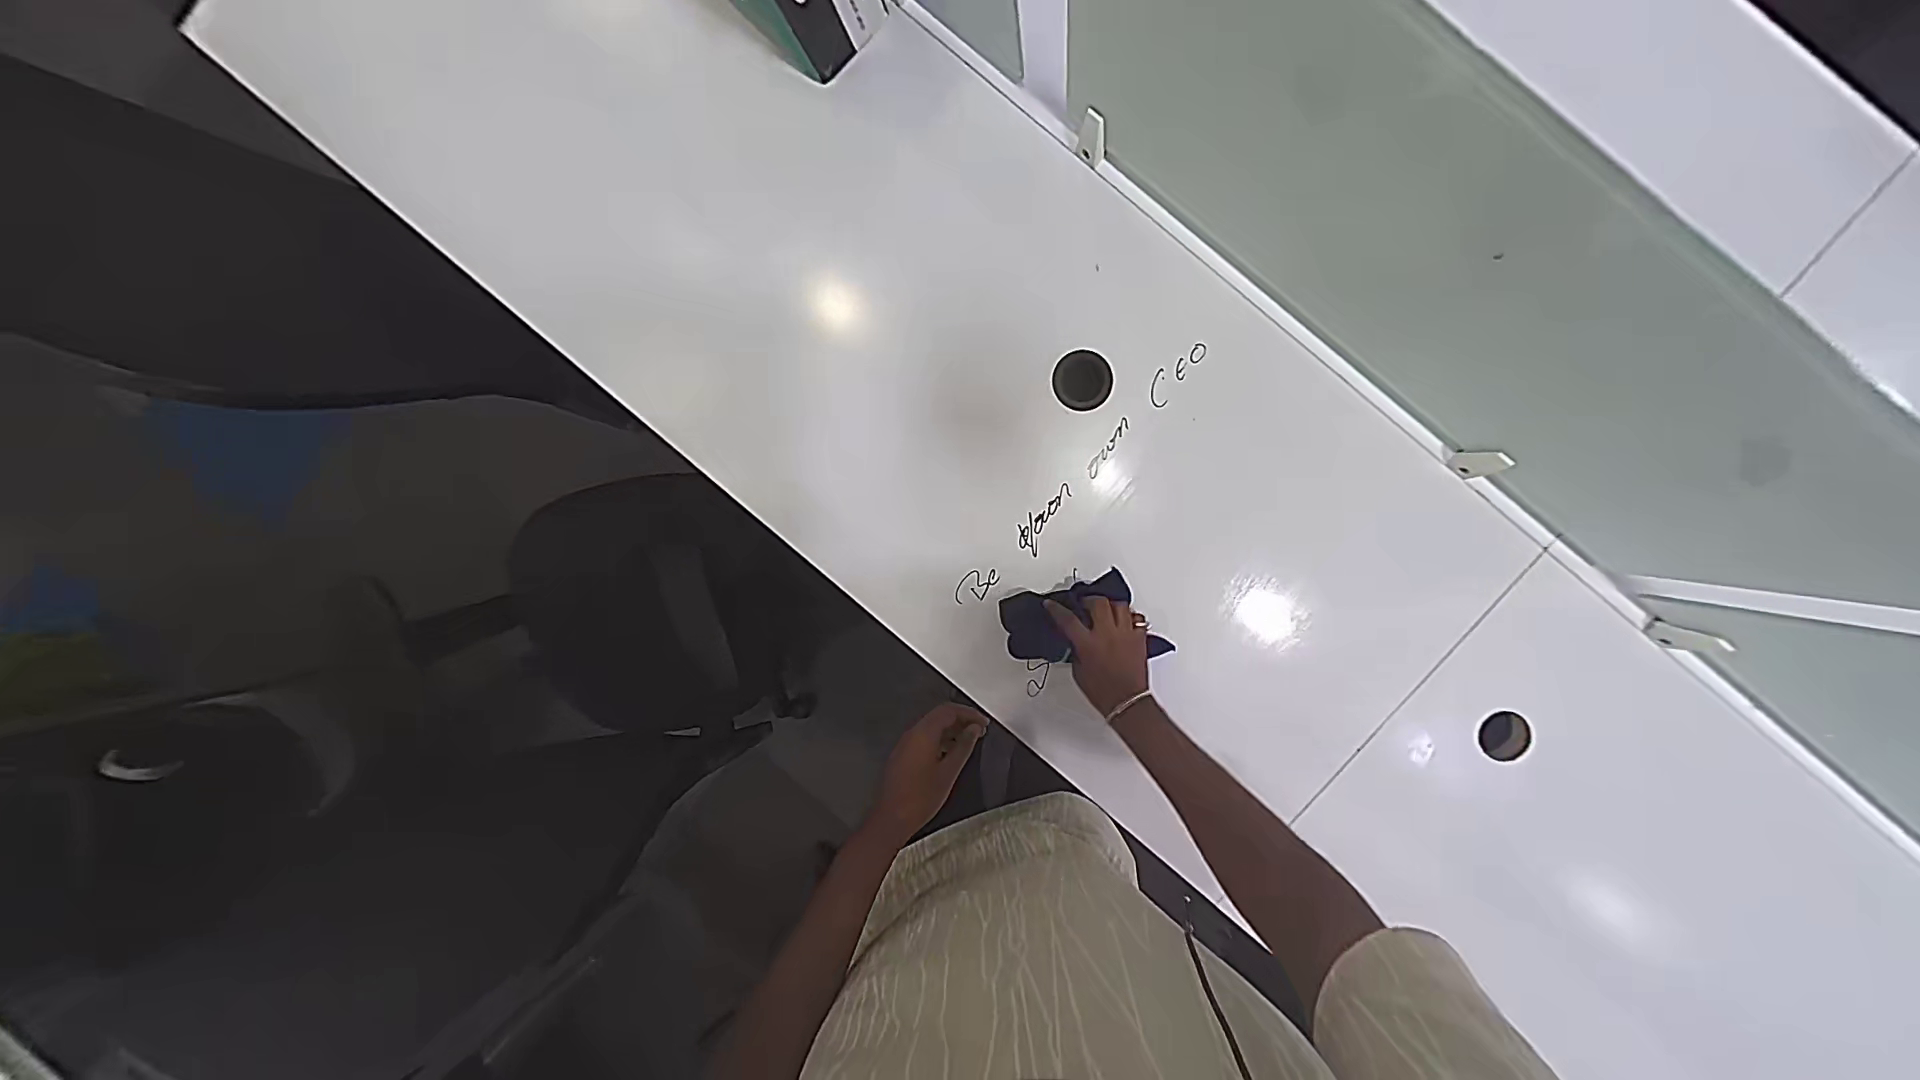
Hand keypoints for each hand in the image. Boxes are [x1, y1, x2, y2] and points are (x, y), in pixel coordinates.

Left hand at [860, 704, 986, 847]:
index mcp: (924, 733)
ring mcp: (905, 743)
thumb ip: (963, 747)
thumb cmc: (922, 797)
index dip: (969, 713)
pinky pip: (924, 737)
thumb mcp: (948, 772)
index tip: (984, 722)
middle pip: (939, 715)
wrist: (891, 818)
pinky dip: (940, 738)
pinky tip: (951, 752)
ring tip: (969, 741)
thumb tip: (974, 729)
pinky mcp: (902, 753)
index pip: (948, 710)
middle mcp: (912, 733)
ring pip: (931, 726)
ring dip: (951, 729)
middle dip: (961, 719)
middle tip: (979, 730)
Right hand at [1046, 596, 1149, 718]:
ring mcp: (1125, 634)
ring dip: (1109, 605)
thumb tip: (1075, 640)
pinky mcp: (1139, 638)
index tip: (1051, 605)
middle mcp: (1107, 635)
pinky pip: (1136, 618)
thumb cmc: (1103, 692)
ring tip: (1105, 609)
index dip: (1056, 609)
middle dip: (1088, 600)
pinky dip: (1128, 616)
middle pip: (1097, 603)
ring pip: (1119, 605)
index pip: (1067, 619)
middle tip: (1084, 604)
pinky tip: (1122, 620)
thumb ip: (1076, 650)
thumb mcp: (1079, 670)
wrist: (1127, 702)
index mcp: (1088, 644)